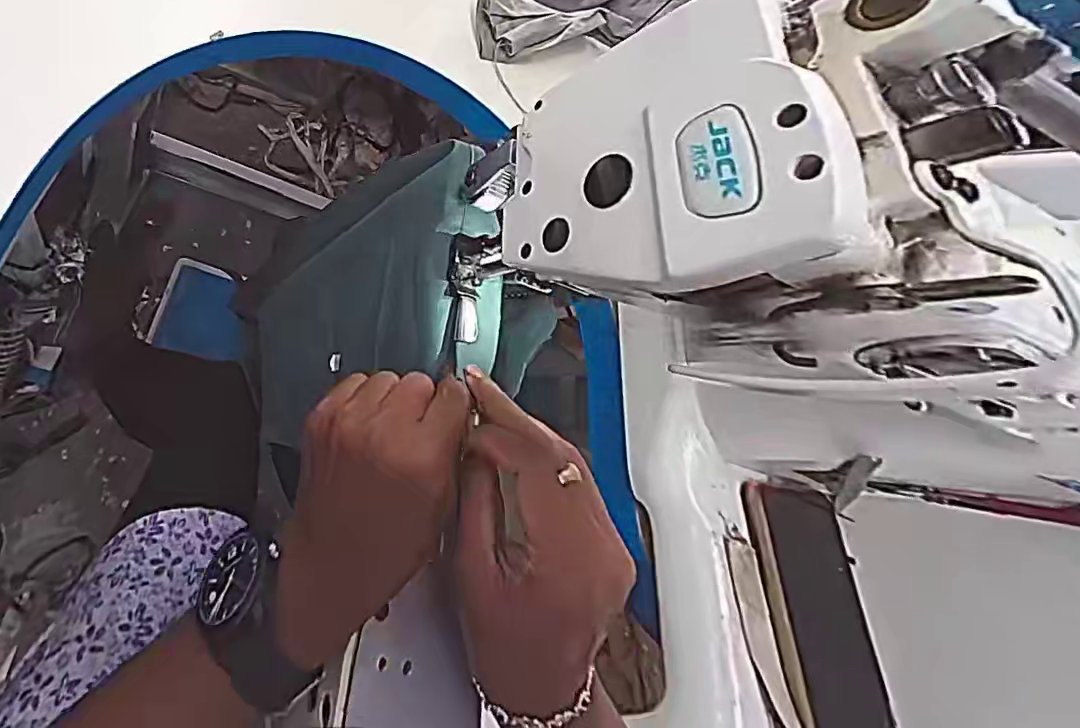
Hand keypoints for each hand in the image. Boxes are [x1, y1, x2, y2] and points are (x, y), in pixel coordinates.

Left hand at [275, 371, 470, 669]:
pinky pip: (355, 383)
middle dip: (424, 402)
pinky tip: (365, 426)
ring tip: (388, 428)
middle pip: (420, 381)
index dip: (456, 404)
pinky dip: (363, 399)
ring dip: (392, 399)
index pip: (454, 394)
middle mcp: (384, 431)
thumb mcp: (442, 506)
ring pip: (387, 378)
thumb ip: (455, 451)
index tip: (453, 411)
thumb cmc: (387, 547)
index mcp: (421, 456)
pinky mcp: (322, 417)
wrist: (330, 563)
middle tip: (418, 428)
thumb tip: (460, 412)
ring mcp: (348, 421)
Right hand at [454, 367, 634, 716]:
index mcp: (568, 559)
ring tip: (491, 404)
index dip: (499, 431)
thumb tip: (474, 449)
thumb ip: (474, 506)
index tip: (468, 417)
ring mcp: (611, 540)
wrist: (547, 692)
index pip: (538, 466)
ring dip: (528, 427)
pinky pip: (576, 476)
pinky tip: (517, 436)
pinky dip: (543, 450)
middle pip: (559, 455)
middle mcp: (601, 545)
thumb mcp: (471, 577)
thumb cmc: (507, 651)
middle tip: (479, 387)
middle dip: (514, 414)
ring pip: (571, 459)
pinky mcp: (609, 536)